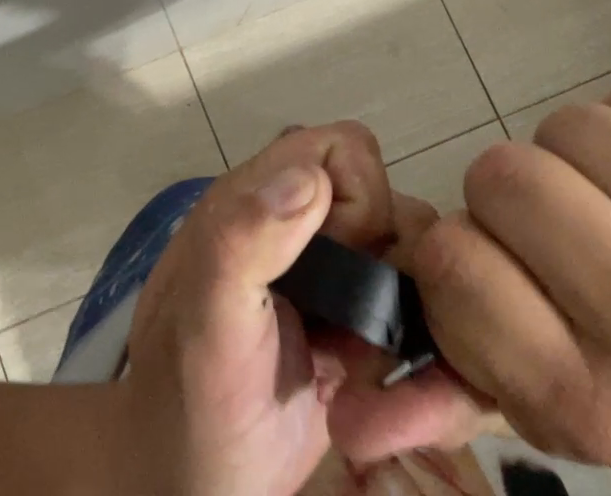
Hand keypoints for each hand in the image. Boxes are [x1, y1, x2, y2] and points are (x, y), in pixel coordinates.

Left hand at [121, 122, 400, 495]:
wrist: (194, 477)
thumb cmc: (189, 395)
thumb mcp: (204, 322)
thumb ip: (241, 243)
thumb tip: (309, 178)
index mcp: (256, 201)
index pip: (341, 148)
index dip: (356, 196)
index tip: (340, 256)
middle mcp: (302, 227)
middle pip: (390, 202)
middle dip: (388, 263)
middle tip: (345, 324)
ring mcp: (335, 278)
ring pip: (415, 256)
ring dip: (405, 317)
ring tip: (355, 368)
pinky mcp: (360, 328)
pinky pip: (422, 312)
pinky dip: (419, 350)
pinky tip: (375, 387)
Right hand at [338, 80, 610, 465]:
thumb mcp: (531, 394)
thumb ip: (438, 395)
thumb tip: (347, 422)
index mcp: (589, 401)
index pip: (450, 261)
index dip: (457, 244)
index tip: (495, 265)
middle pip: (504, 176)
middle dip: (508, 188)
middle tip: (550, 224)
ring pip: (571, 126)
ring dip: (570, 150)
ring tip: (606, 196)